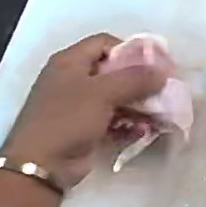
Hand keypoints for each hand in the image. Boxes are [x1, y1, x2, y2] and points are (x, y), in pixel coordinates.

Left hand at [0, 34, 166, 189]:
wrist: (43, 163)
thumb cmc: (67, 119)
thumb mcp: (102, 93)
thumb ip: (135, 79)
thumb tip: (163, 71)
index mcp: (70, 62)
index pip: (104, 43)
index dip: (130, 50)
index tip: (154, 65)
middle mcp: (74, 80)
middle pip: (113, 72)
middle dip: (139, 82)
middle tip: (162, 91)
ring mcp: (79, 106)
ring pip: (116, 98)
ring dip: (137, 106)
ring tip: (158, 115)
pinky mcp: (86, 129)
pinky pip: (113, 120)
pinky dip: (128, 124)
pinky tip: (143, 131)